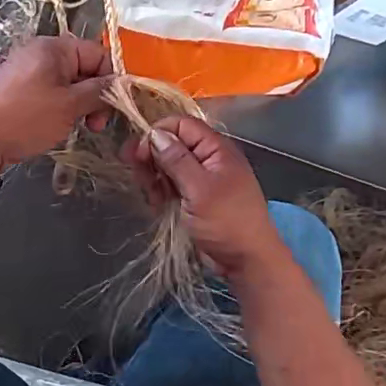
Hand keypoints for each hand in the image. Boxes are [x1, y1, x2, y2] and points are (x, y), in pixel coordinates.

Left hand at [0, 36, 113, 170]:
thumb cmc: (26, 118)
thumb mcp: (70, 105)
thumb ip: (99, 91)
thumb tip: (119, 84)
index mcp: (54, 47)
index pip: (99, 53)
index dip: (112, 79)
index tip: (115, 107)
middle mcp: (41, 53)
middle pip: (84, 67)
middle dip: (96, 95)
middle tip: (97, 124)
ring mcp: (28, 71)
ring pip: (69, 83)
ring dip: (81, 104)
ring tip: (82, 127)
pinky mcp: (19, 90)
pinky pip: (52, 92)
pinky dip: (63, 107)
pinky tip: (61, 125)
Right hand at [124, 115, 286, 278]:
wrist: (246, 260)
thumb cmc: (227, 222)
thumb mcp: (199, 189)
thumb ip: (176, 160)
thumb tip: (155, 134)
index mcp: (216, 149)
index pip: (181, 125)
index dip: (157, 134)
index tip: (139, 154)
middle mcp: (209, 159)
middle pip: (172, 144)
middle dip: (153, 158)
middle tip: (142, 179)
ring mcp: (203, 179)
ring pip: (169, 165)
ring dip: (155, 177)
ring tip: (153, 197)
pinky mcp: (196, 197)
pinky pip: (172, 184)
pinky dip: (161, 191)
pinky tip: (157, 204)